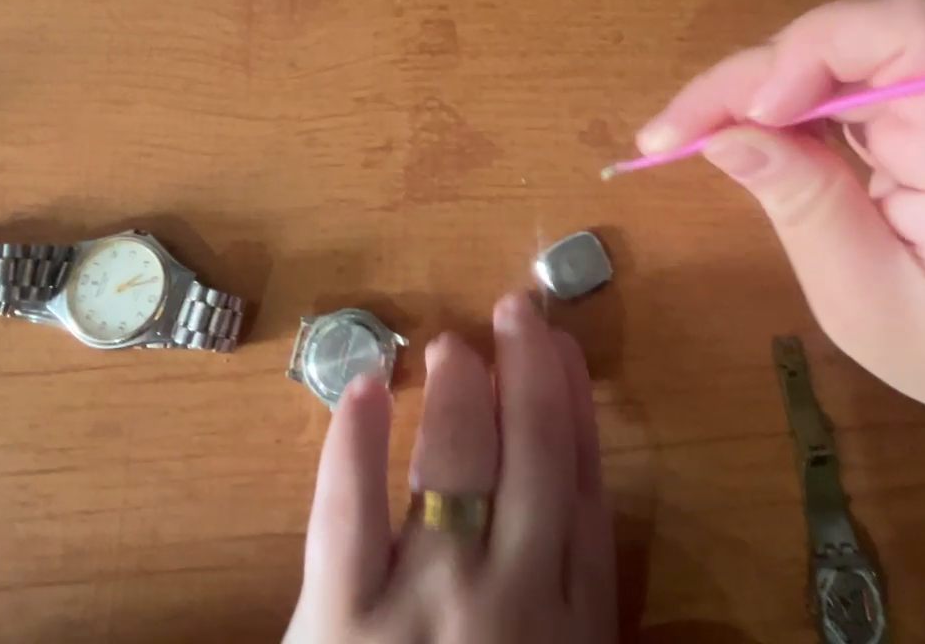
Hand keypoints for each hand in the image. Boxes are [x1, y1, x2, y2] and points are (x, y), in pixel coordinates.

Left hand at [284, 294, 615, 643]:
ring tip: (451, 348)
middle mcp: (514, 593)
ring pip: (455, 465)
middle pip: (532, 454)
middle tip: (514, 310)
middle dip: (527, 369)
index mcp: (574, 616)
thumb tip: (568, 474)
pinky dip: (355, 442)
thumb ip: (570, 579)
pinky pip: (349, 514)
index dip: (573, 402)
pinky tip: (365, 388)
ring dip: (459, 391)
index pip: (582, 484)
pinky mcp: (342, 619)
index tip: (562, 347)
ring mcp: (428, 600)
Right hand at [639, 0, 924, 429]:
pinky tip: (741, 132)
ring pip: (837, 44)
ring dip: (756, 82)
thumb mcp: (867, 303)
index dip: (819, 45)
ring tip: (690, 133)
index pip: (914, 29)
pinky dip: (780, 97)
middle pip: (857, 29)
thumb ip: (803, 207)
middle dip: (757, 70)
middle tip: (676, 133)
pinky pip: (841, 74)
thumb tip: (721, 134)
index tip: (757, 114)